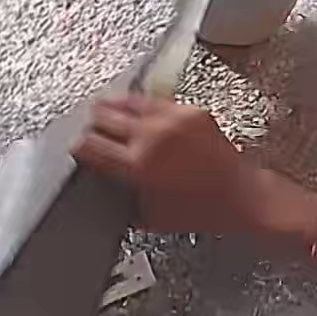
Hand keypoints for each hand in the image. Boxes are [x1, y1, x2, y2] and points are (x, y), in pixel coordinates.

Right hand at [72, 95, 275, 233]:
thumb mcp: (150, 216)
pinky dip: (143, 106)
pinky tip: (140, 113)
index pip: (90, 145)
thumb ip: (123, 196)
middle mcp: (152, 137)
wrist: (240, 196)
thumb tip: (107, 182)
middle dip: (93, 123)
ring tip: (108, 112)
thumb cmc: (198, 211)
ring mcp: (172, 119)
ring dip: (114, 107)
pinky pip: (156, 100)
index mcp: (137, 165)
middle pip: (103, 115)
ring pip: (127, 100)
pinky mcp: (190, 110)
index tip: (77, 148)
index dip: (78, 146)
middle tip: (92, 129)